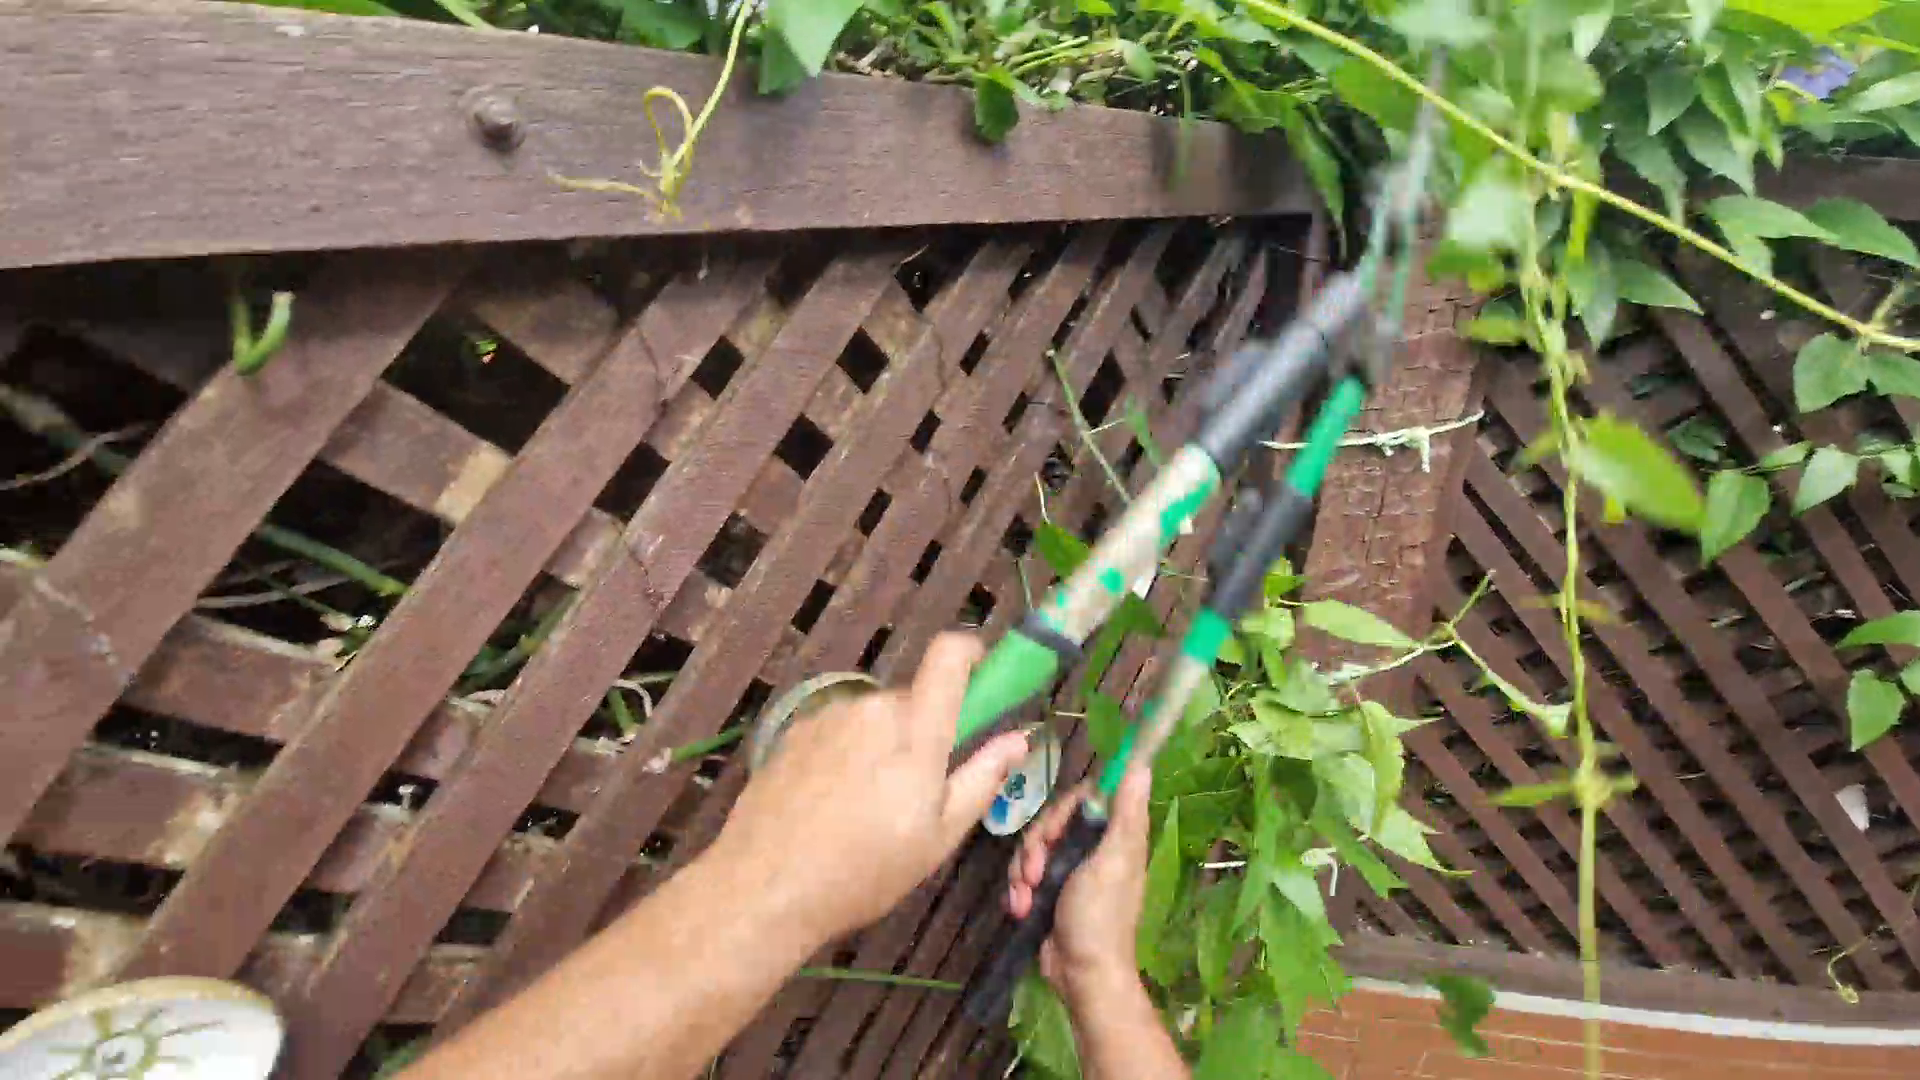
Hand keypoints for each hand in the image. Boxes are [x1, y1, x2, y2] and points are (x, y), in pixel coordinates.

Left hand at [713, 633, 1031, 942]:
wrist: (763, 886)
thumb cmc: (865, 870)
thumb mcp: (938, 836)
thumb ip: (982, 778)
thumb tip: (1018, 738)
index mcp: (915, 728)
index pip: (948, 654)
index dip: (971, 650)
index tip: (983, 674)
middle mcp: (873, 706)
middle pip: (915, 697)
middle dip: (926, 728)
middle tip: (919, 786)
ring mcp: (829, 715)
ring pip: (876, 715)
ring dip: (884, 742)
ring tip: (868, 804)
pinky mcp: (797, 729)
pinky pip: (841, 727)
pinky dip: (849, 750)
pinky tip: (831, 800)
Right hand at [1006, 764, 1151, 1008]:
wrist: (1080, 976)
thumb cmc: (1100, 916)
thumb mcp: (1114, 860)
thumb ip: (1125, 813)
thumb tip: (1142, 764)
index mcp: (1113, 837)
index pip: (1083, 798)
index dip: (1062, 809)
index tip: (1054, 830)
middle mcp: (1091, 848)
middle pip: (1051, 821)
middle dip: (1036, 845)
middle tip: (1037, 872)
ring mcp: (1067, 870)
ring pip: (1033, 846)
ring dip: (1024, 871)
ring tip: (1027, 896)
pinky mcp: (1047, 891)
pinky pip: (1023, 873)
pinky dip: (1019, 889)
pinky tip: (1020, 908)